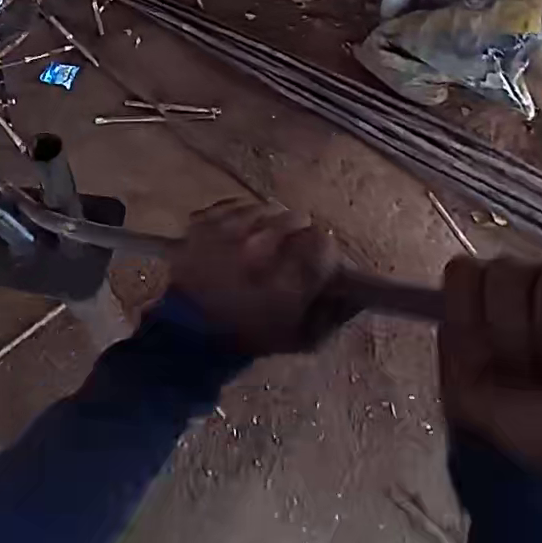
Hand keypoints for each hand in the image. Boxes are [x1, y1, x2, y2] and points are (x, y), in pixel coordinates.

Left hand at [168, 198, 335, 354]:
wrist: (188, 329)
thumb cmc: (247, 335)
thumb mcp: (300, 337)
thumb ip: (333, 312)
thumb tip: (354, 289)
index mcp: (286, 278)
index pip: (324, 243)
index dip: (325, 251)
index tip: (320, 260)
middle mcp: (259, 246)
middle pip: (297, 218)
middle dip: (300, 233)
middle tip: (291, 249)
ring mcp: (228, 230)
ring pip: (266, 207)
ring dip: (270, 222)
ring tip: (264, 238)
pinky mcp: (204, 222)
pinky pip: (235, 205)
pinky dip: (242, 216)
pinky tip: (240, 232)